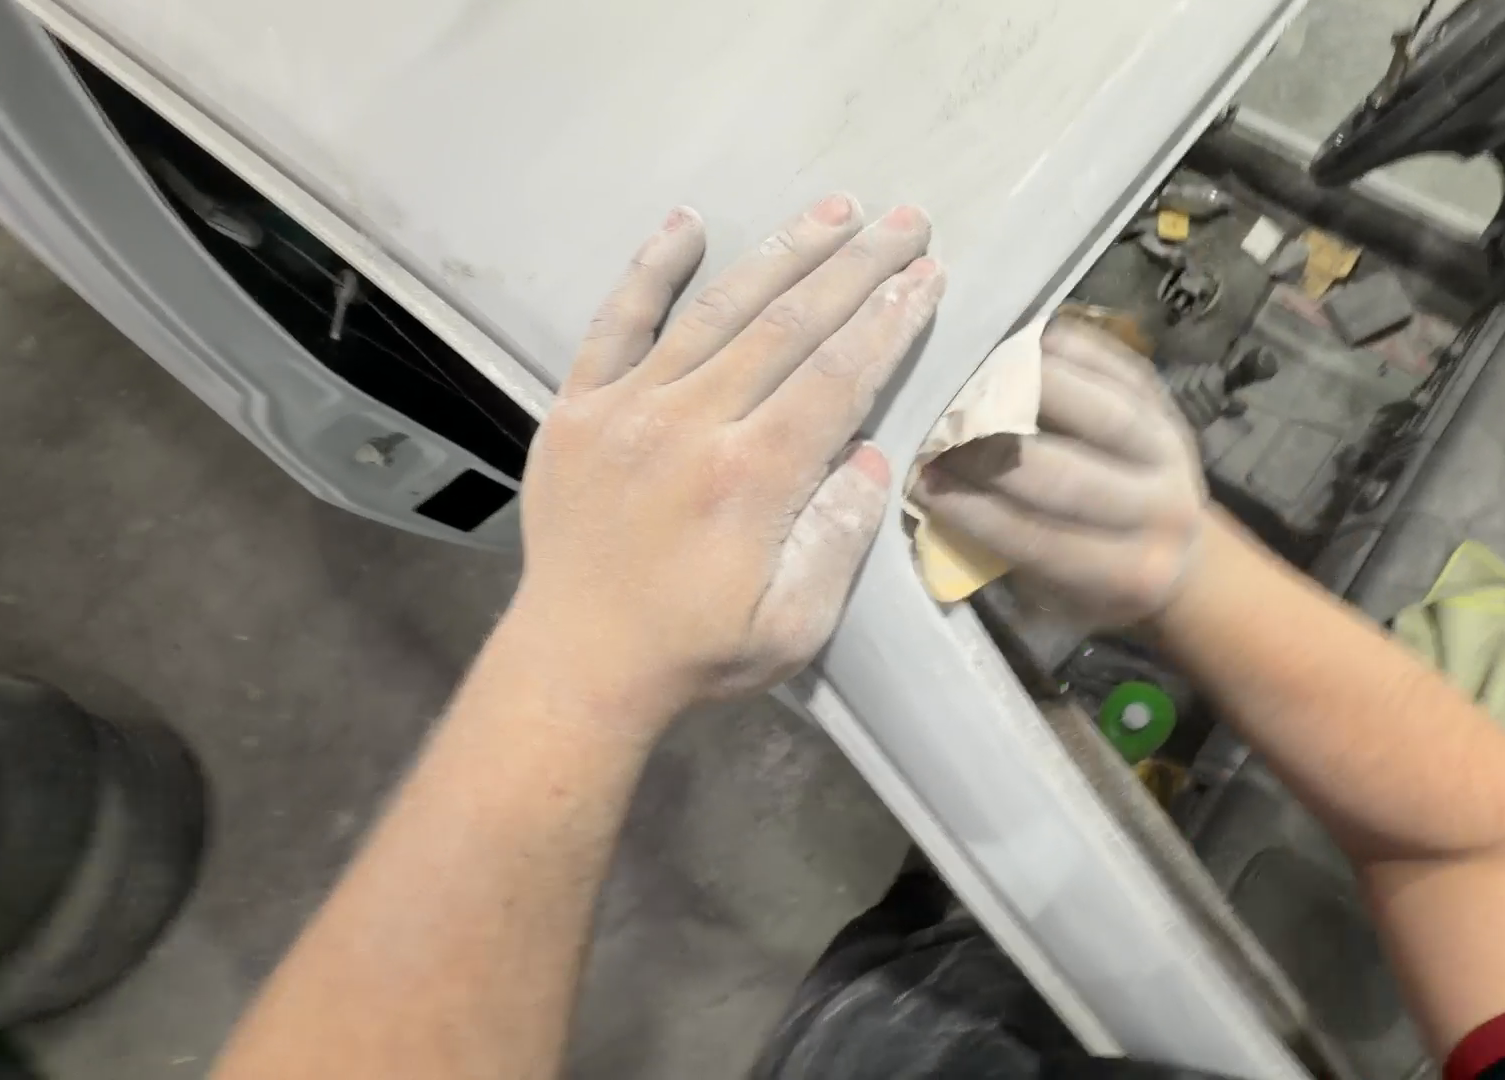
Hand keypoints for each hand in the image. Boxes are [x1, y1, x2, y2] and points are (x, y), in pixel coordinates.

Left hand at [508, 195, 944, 713]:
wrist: (578, 665)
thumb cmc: (699, 652)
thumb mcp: (796, 625)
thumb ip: (839, 537)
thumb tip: (868, 455)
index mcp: (751, 479)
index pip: (837, 376)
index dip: (889, 320)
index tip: (926, 275)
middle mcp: (691, 424)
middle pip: (789, 325)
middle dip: (857, 268)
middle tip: (906, 222)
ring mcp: (627, 407)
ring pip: (718, 309)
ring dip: (784, 252)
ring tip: (835, 209)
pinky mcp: (579, 408)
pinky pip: (616, 321)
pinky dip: (652, 269)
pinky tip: (689, 224)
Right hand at [914, 318, 1205, 625]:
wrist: (1182, 549)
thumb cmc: (1100, 582)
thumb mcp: (1057, 592)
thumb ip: (1007, 551)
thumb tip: (935, 493)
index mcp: (1128, 573)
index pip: (1038, 539)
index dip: (974, 511)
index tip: (920, 484)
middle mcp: (1160, 510)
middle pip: (1069, 475)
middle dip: (993, 452)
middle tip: (937, 431)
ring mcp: (1170, 449)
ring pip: (1100, 409)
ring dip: (1029, 390)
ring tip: (970, 379)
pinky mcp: (1168, 404)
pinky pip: (1117, 366)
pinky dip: (1067, 350)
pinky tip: (1019, 343)